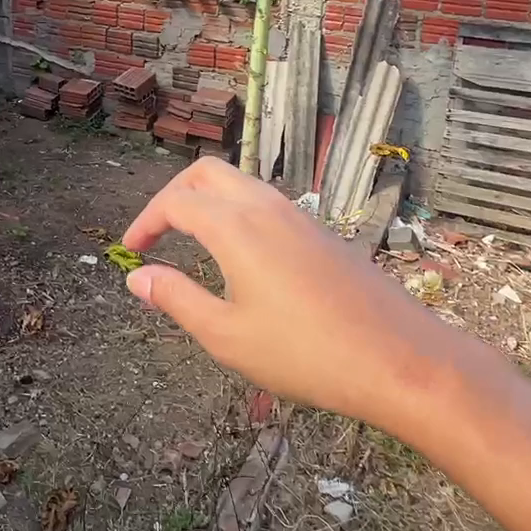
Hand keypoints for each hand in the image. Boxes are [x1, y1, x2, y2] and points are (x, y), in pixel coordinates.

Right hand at [121, 157, 481, 430]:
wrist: (399, 357)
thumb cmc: (306, 352)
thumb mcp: (226, 336)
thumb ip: (176, 299)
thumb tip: (137, 277)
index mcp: (235, 227)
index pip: (175, 202)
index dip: (145, 222)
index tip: (131, 250)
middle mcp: (264, 206)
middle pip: (205, 173)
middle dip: (172, 195)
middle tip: (157, 234)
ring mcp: (297, 215)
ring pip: (238, 183)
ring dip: (206, 200)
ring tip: (191, 241)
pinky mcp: (319, 231)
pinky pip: (264, 201)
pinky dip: (235, 211)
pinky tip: (239, 255)